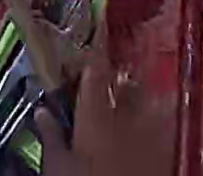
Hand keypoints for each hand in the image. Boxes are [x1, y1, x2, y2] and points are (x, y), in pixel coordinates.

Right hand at [32, 32, 174, 175]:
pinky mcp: (163, 159)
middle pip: (125, 85)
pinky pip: (160, 134)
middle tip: (105, 79)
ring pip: (147, 108)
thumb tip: (40, 108)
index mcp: (97, 112)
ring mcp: (149, 139)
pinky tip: (141, 136)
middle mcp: (126, 118)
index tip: (88, 40)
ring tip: (125, 105)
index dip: (92, 52)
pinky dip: (152, 129)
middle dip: (118, 78)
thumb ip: (51, 135)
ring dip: (137, 102)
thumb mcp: (58, 166)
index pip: (95, 70)